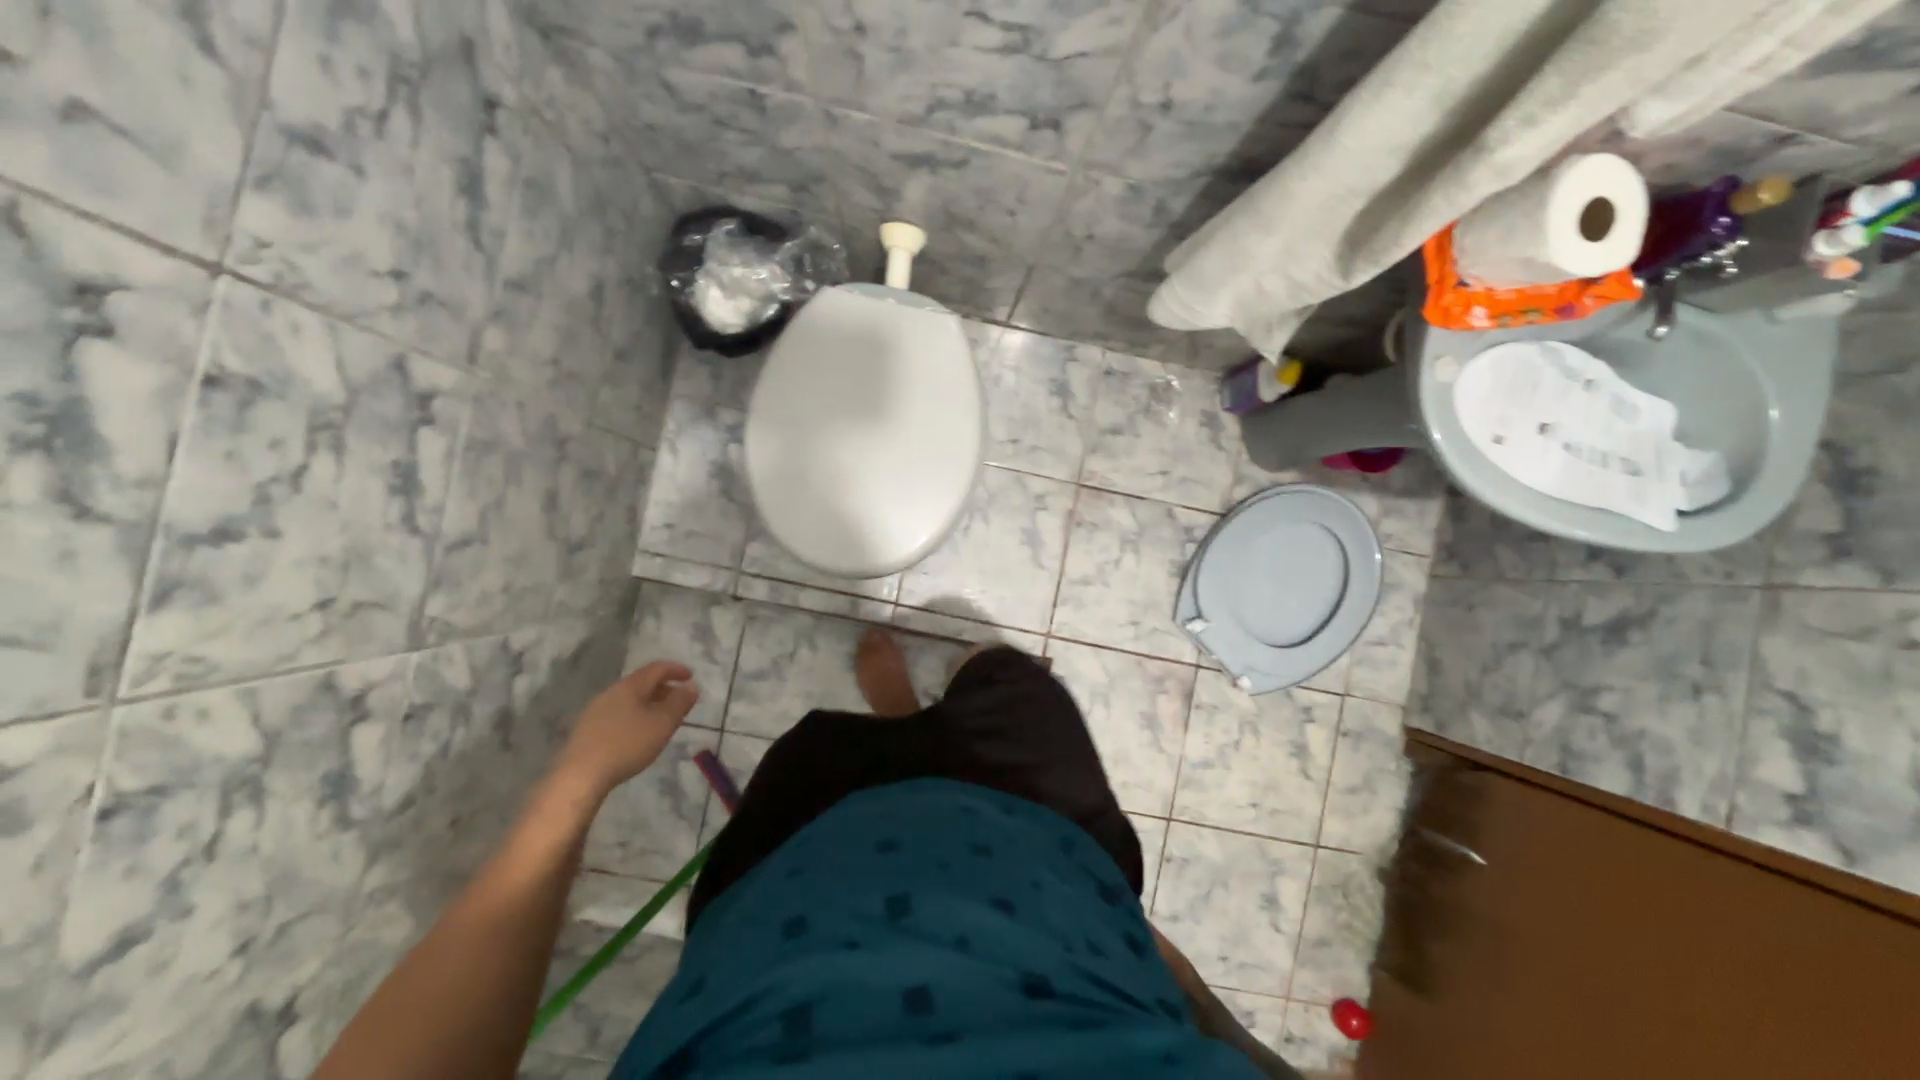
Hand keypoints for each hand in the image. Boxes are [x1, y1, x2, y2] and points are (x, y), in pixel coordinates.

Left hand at [551, 661, 699, 798]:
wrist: (581, 774)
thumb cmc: (627, 745)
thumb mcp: (662, 724)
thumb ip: (679, 703)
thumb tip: (692, 685)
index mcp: (629, 686)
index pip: (656, 668)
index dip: (676, 670)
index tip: (691, 677)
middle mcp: (611, 692)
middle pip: (641, 682)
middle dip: (663, 688)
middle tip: (679, 701)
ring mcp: (595, 710)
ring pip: (628, 698)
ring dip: (648, 703)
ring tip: (661, 719)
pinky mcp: (587, 728)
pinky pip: (617, 712)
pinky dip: (634, 715)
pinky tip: (637, 734)